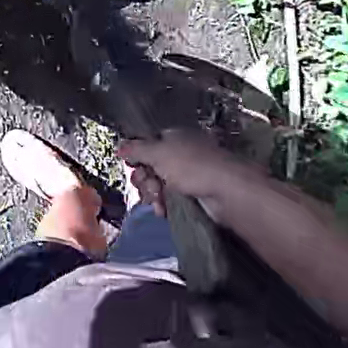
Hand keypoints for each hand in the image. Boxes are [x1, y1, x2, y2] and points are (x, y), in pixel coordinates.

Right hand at [118, 127, 249, 203]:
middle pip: (148, 165)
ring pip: (157, 184)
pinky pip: (169, 198)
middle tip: (149, 186)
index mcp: (172, 137)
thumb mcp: (157, 152)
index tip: (132, 166)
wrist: (228, 192)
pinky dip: (163, 204)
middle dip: (143, 179)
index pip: (144, 144)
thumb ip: (135, 149)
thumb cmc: (191, 166)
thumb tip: (118, 146)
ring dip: (152, 194)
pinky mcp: (193, 195)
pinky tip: (163, 210)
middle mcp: (178, 154)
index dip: (135, 157)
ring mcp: (186, 175)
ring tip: (159, 201)